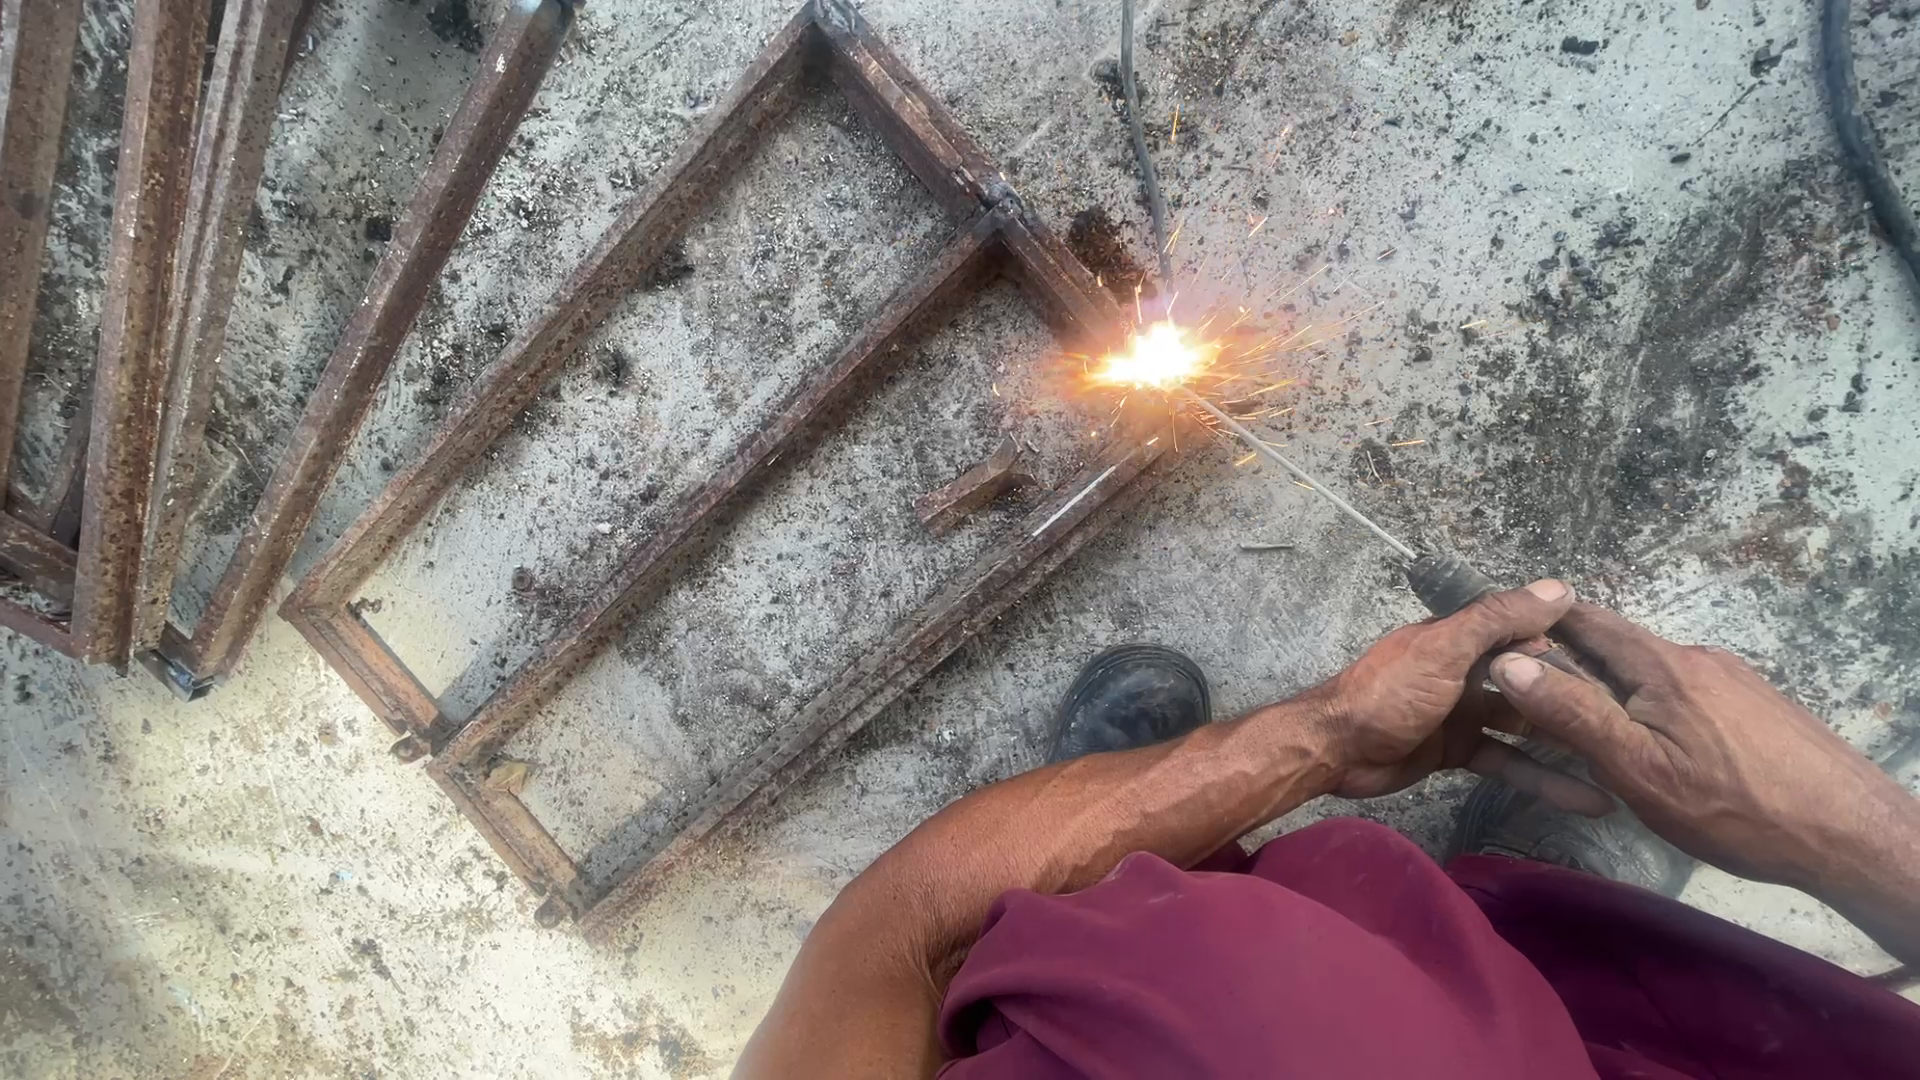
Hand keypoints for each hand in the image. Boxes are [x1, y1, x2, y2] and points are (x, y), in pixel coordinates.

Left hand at [1317, 578, 1606, 810]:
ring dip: (1569, 740)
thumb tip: (1559, 588)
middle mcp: (1462, 671)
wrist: (1337, 749)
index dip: (1569, 645)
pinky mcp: (1457, 751)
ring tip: (1631, 760)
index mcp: (1456, 640)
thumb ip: (1495, 620)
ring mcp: (1460, 713)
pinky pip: (1510, 762)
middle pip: (1529, 681)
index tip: (1627, 664)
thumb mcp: (1443, 650)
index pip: (1522, 634)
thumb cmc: (1387, 692)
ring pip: (1526, 725)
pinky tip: (1595, 801)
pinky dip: (1545, 780)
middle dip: (1577, 696)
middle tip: (1643, 720)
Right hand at [1489, 605, 1919, 893]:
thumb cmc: (1737, 809)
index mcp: (1660, 664)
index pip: (1582, 618)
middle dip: (1566, 664)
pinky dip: (1648, 706)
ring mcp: (1733, 681)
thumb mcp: (1637, 767)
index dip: (1534, 621)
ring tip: (1588, 732)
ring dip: (1609, 690)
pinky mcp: (1757, 707)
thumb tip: (1505, 661)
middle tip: (1530, 701)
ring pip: (1646, 673)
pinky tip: (1653, 746)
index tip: (1495, 639)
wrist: (1870, 848)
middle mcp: (1696, 658)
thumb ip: (1570, 711)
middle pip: (1612, 646)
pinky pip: (1681, 692)